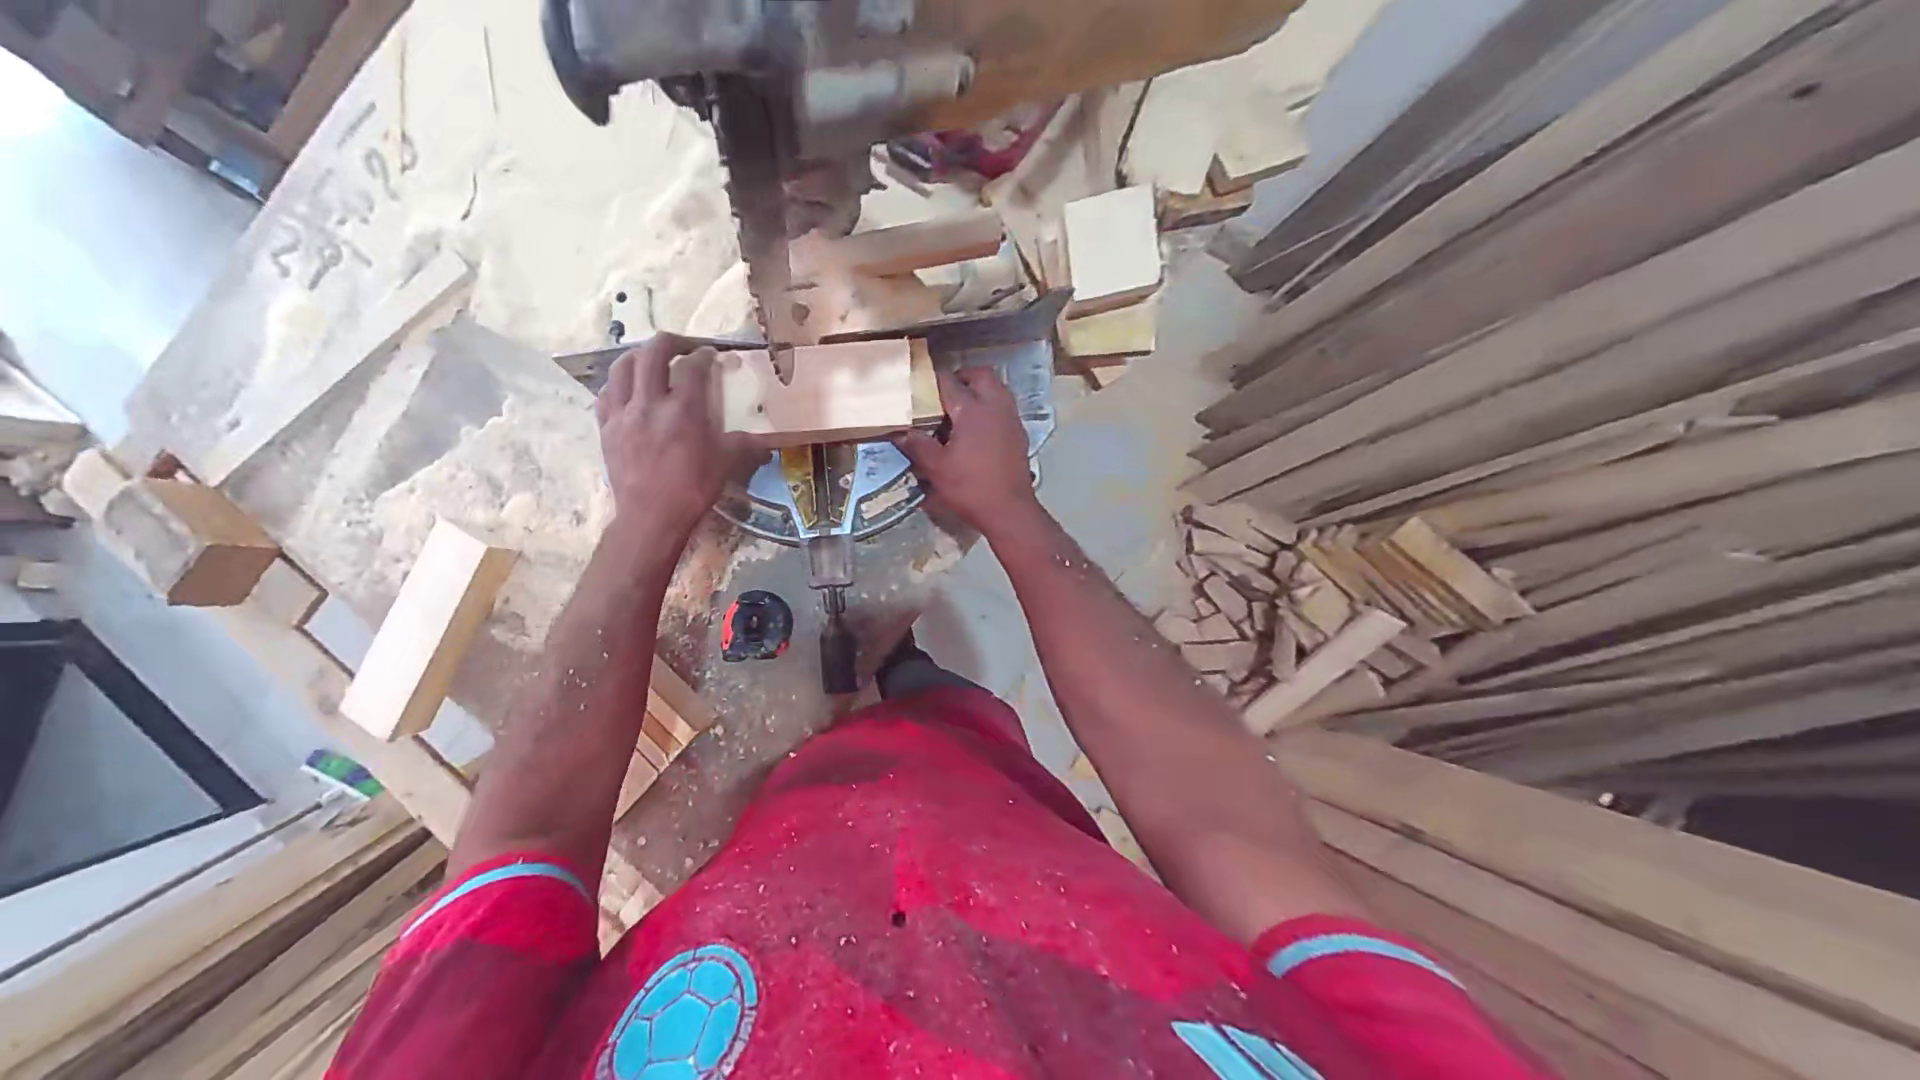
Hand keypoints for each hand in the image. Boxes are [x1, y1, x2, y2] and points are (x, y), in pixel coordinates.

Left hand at [595, 335, 749, 538]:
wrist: (651, 517)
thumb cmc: (693, 489)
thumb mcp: (727, 464)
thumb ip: (745, 444)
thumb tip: (764, 440)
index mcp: (684, 409)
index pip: (693, 366)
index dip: (705, 354)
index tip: (713, 356)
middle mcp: (650, 402)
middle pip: (654, 352)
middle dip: (671, 342)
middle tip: (684, 348)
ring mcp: (623, 413)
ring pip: (623, 366)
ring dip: (639, 356)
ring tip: (652, 361)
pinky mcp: (606, 427)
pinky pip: (607, 392)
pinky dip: (619, 383)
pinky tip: (629, 388)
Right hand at [895, 367, 1038, 533]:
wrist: (1009, 510)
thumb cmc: (970, 487)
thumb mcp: (936, 468)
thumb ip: (917, 445)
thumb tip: (899, 432)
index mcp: (973, 409)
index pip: (949, 381)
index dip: (931, 380)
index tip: (919, 385)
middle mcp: (996, 406)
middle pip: (981, 375)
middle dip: (963, 377)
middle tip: (945, 393)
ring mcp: (1011, 419)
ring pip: (997, 389)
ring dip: (980, 391)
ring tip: (960, 410)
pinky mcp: (1019, 434)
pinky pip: (1005, 408)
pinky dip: (991, 409)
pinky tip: (978, 431)